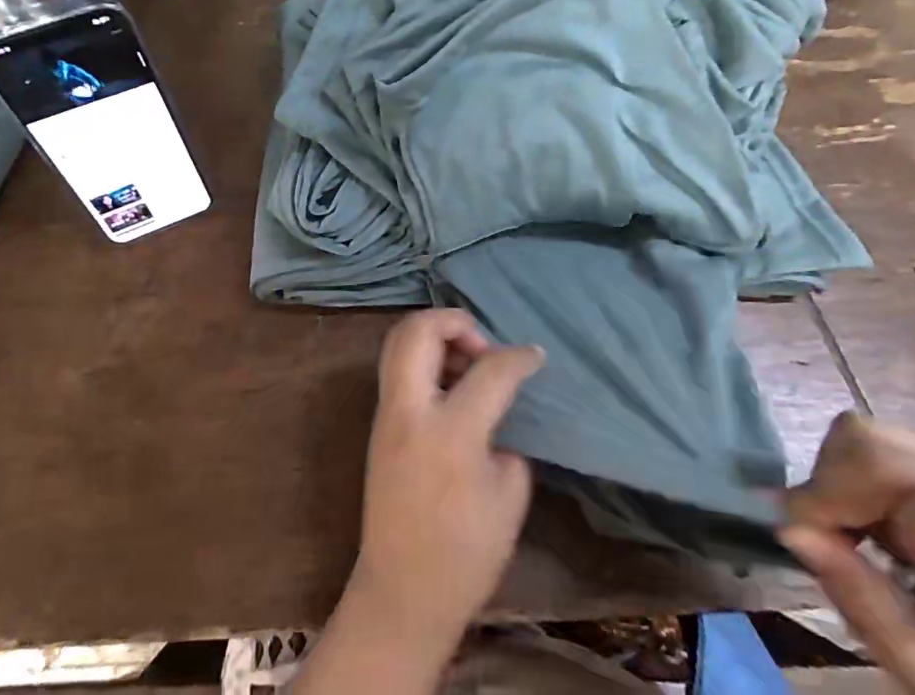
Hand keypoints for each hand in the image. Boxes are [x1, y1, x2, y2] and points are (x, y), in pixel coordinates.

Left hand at [350, 309, 544, 639]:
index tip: (536, 357)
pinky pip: (397, 370)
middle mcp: (409, 412)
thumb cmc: (467, 554)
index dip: (520, 357)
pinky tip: (450, 388)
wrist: (402, 593)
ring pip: (398, 343)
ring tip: (467, 367)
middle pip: (418, 331)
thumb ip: (503, 435)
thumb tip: (495, 407)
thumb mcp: (508, 494)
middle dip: (455, 322)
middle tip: (483, 348)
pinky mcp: (378, 426)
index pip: (489, 370)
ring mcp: (386, 416)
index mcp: (450, 433)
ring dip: (435, 338)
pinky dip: (422, 360)